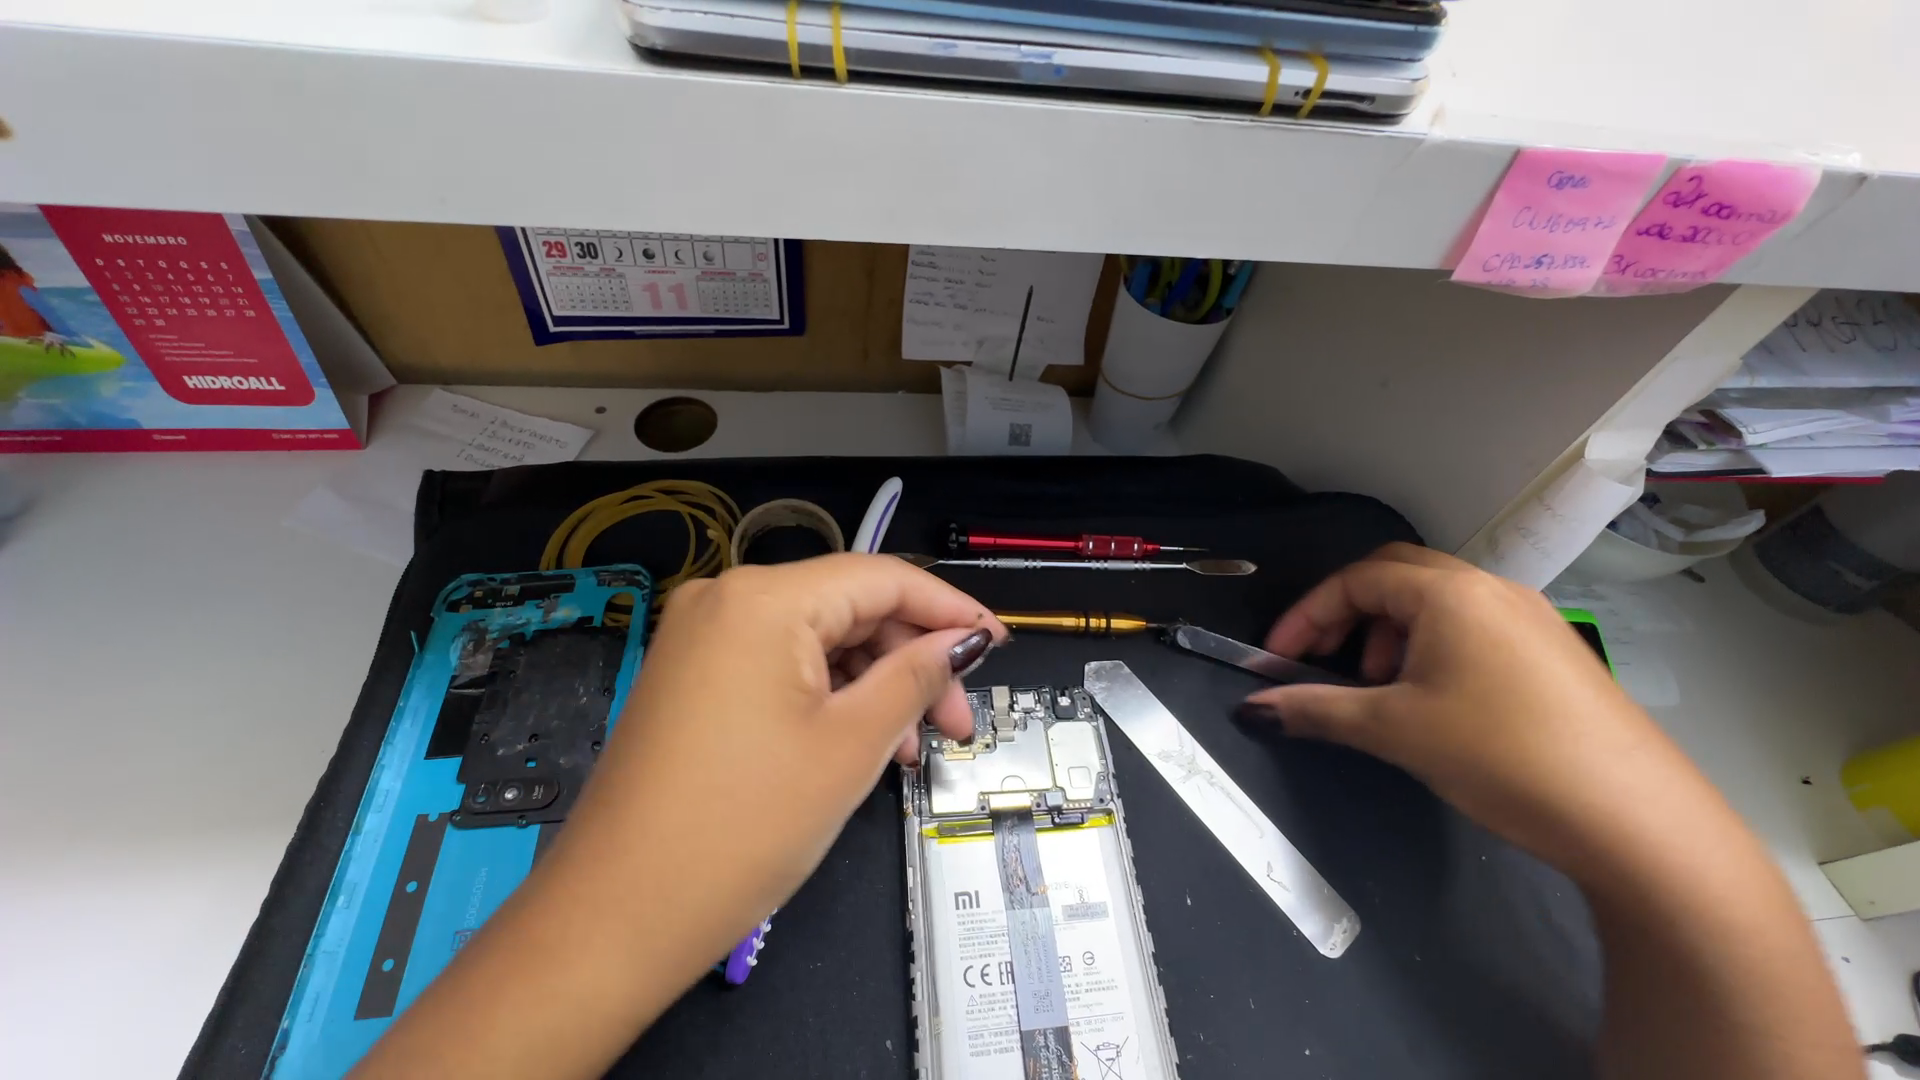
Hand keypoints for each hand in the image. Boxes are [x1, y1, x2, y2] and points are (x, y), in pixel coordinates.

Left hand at [352, 555, 1005, 1079]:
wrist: (615, 917)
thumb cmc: (745, 825)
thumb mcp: (851, 745)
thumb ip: (917, 675)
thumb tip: (966, 638)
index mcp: (763, 598)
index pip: (881, 578)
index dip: (949, 608)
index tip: (997, 642)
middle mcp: (726, 600)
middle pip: (849, 609)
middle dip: (912, 661)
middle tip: (957, 722)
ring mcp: (702, 639)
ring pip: (818, 642)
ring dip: (875, 686)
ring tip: (910, 748)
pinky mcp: (693, 679)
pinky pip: (781, 668)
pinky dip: (830, 699)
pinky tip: (861, 744)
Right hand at [1245, 543, 1710, 880]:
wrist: (1638, 822)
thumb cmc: (1501, 755)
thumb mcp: (1394, 731)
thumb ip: (1314, 709)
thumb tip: (1252, 709)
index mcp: (1450, 594)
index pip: (1356, 580)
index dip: (1307, 615)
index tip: (1277, 657)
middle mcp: (1493, 590)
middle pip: (1396, 576)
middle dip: (1347, 614)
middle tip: (1324, 661)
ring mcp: (1531, 619)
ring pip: (1436, 602)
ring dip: (1390, 632)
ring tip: (1380, 688)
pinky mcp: (1554, 653)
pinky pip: (1472, 627)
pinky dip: (1432, 647)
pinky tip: (1433, 700)